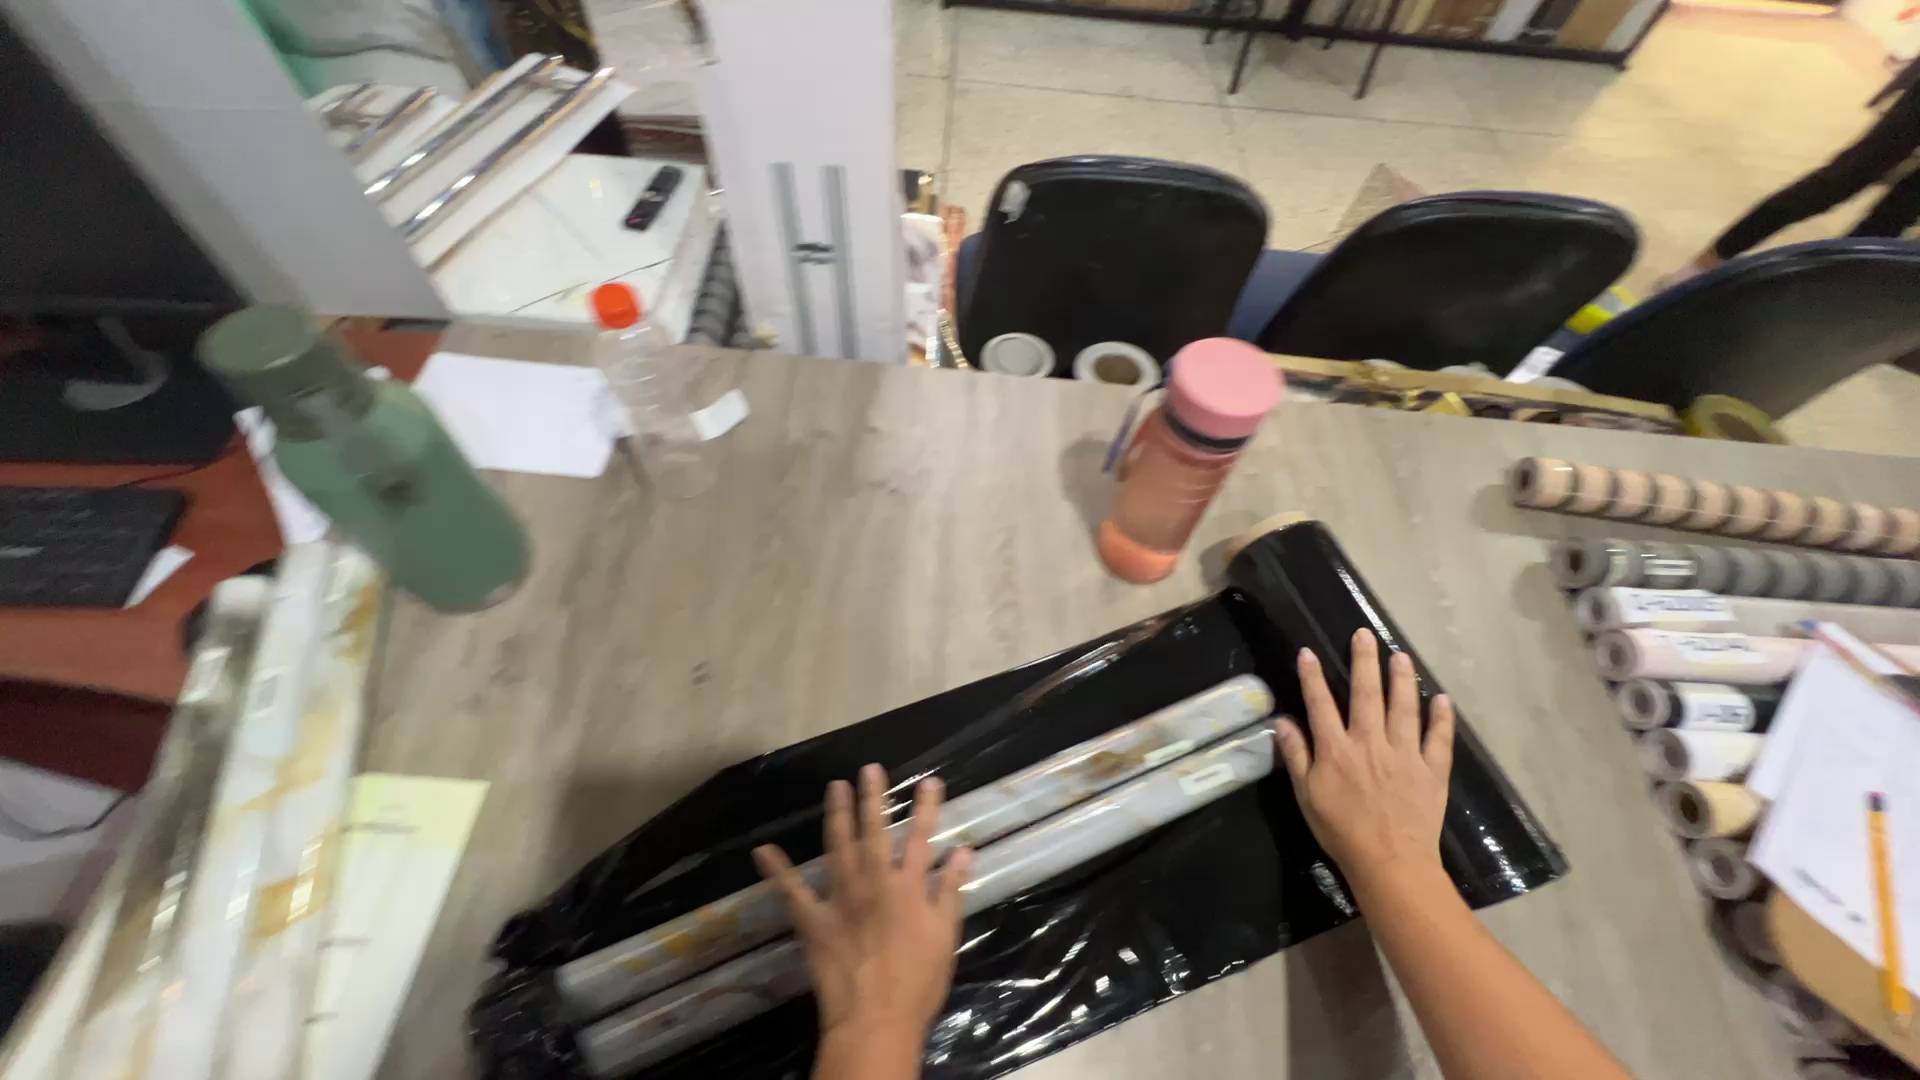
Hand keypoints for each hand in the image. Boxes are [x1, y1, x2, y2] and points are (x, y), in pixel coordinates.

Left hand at [754, 764, 972, 1045]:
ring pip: (839, 845)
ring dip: (837, 813)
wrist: (876, 1020)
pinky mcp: (814, 919)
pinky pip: (792, 891)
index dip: (926, 807)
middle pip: (875, 830)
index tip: (928, 780)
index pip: (921, 836)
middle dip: (873, 797)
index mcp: (908, 886)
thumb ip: (951, 890)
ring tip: (834, 786)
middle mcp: (874, 881)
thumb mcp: (946, 936)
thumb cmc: (918, 981)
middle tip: (869, 769)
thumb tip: (963, 850)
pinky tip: (763, 849)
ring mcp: (841, 897)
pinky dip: (777, 870)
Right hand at [1273, 628, 1454, 894]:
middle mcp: (1369, 743)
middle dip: (1364, 662)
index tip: (1308, 651)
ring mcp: (1404, 755)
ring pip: (1404, 708)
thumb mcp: (1306, 795)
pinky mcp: (1432, 771)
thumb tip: (1283, 721)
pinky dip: (1441, 718)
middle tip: (1365, 635)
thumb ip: (1296, 755)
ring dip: (1402, 679)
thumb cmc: (1340, 830)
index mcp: (1335, 749)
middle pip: (1366, 694)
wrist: (1390, 864)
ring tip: (1402, 656)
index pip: (1320, 703)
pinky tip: (1442, 699)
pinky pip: (1439, 739)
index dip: (1312, 676)